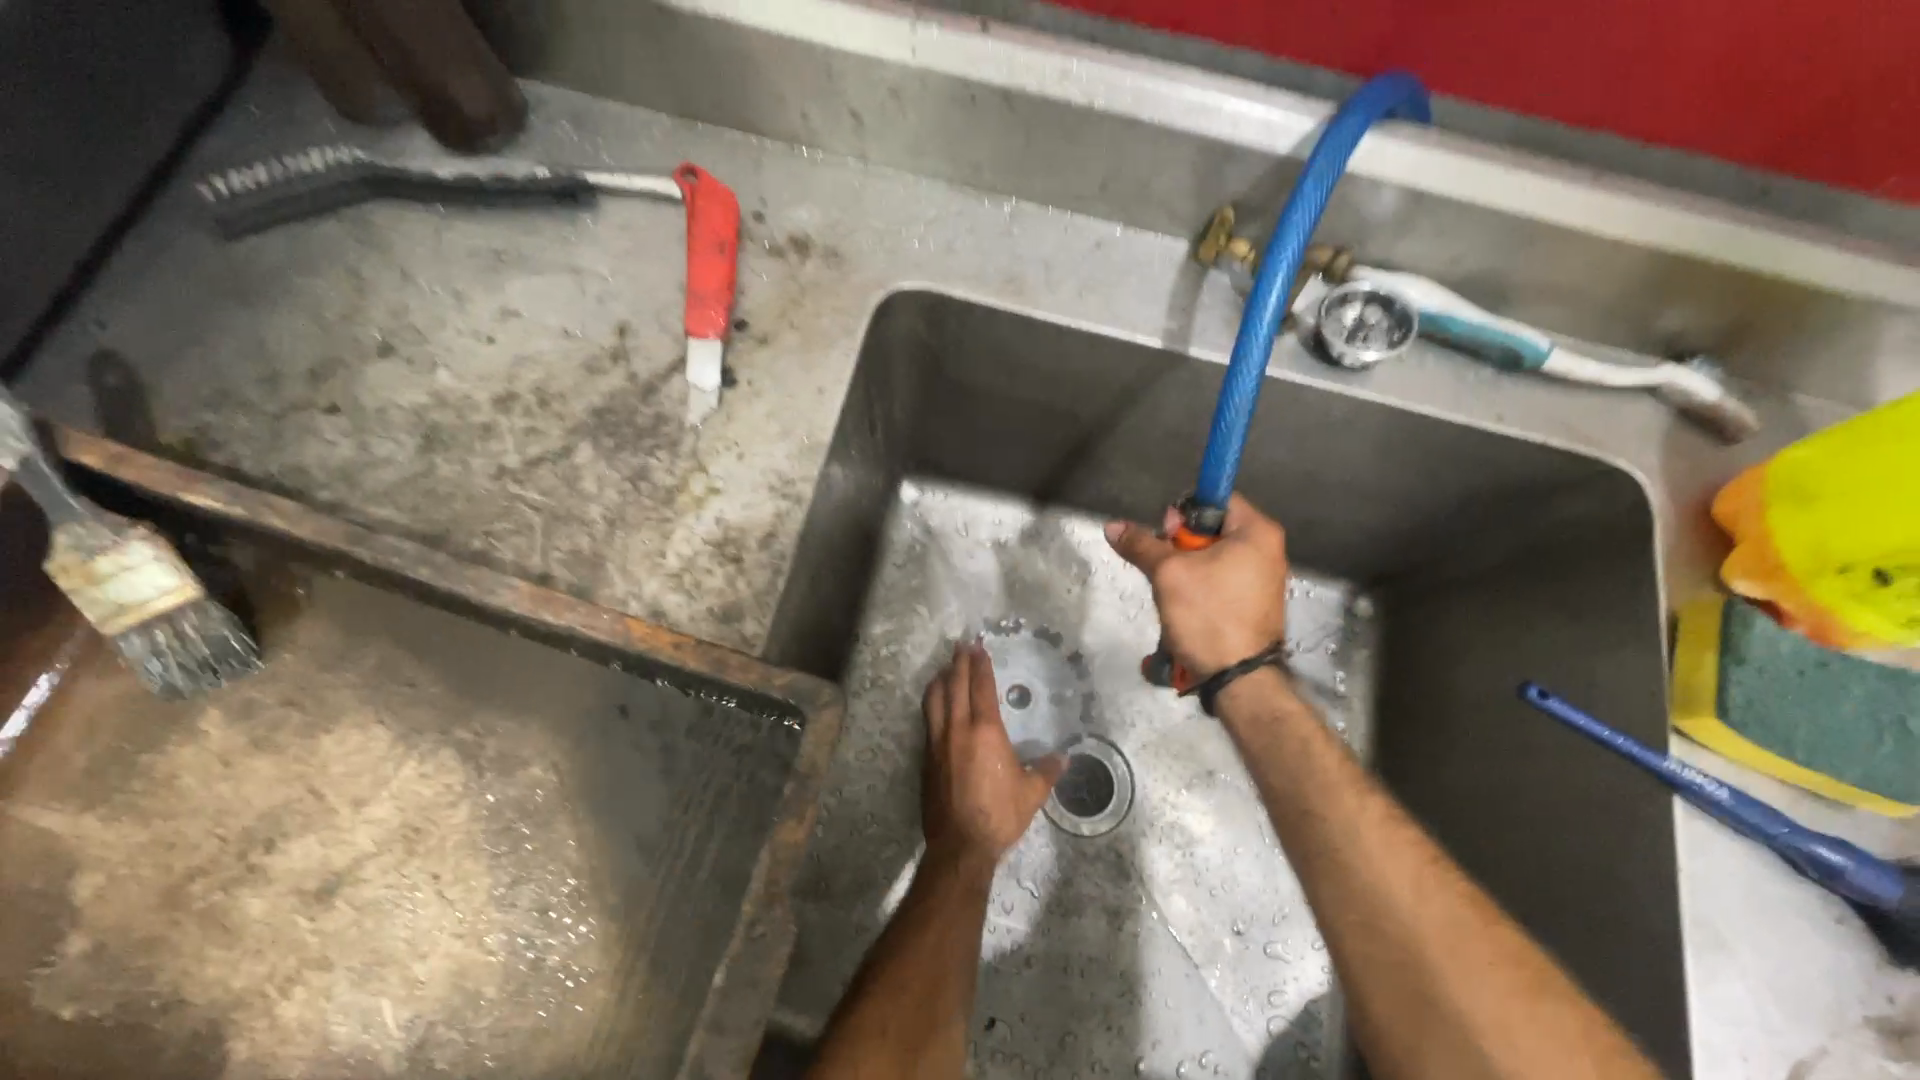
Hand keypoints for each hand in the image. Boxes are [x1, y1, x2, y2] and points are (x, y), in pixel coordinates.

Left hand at [920, 642, 1064, 869]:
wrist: (960, 844)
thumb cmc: (999, 814)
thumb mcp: (1032, 793)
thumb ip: (1047, 771)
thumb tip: (1063, 758)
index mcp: (986, 731)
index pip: (981, 688)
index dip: (980, 665)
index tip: (978, 648)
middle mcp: (958, 729)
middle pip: (955, 686)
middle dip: (958, 663)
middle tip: (961, 646)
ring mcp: (937, 743)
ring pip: (934, 700)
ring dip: (940, 680)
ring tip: (945, 669)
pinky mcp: (926, 759)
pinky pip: (928, 720)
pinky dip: (932, 704)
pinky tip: (936, 705)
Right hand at [1104, 494, 1289, 677]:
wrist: (1238, 678)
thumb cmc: (1208, 614)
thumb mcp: (1168, 573)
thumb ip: (1141, 544)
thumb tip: (1112, 526)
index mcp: (1257, 531)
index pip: (1215, 498)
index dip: (1183, 511)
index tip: (1165, 535)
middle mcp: (1268, 549)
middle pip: (1212, 528)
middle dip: (1180, 545)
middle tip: (1165, 566)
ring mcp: (1264, 578)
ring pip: (1212, 557)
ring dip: (1185, 569)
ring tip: (1172, 591)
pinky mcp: (1255, 603)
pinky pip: (1221, 580)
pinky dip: (1200, 587)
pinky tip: (1185, 606)